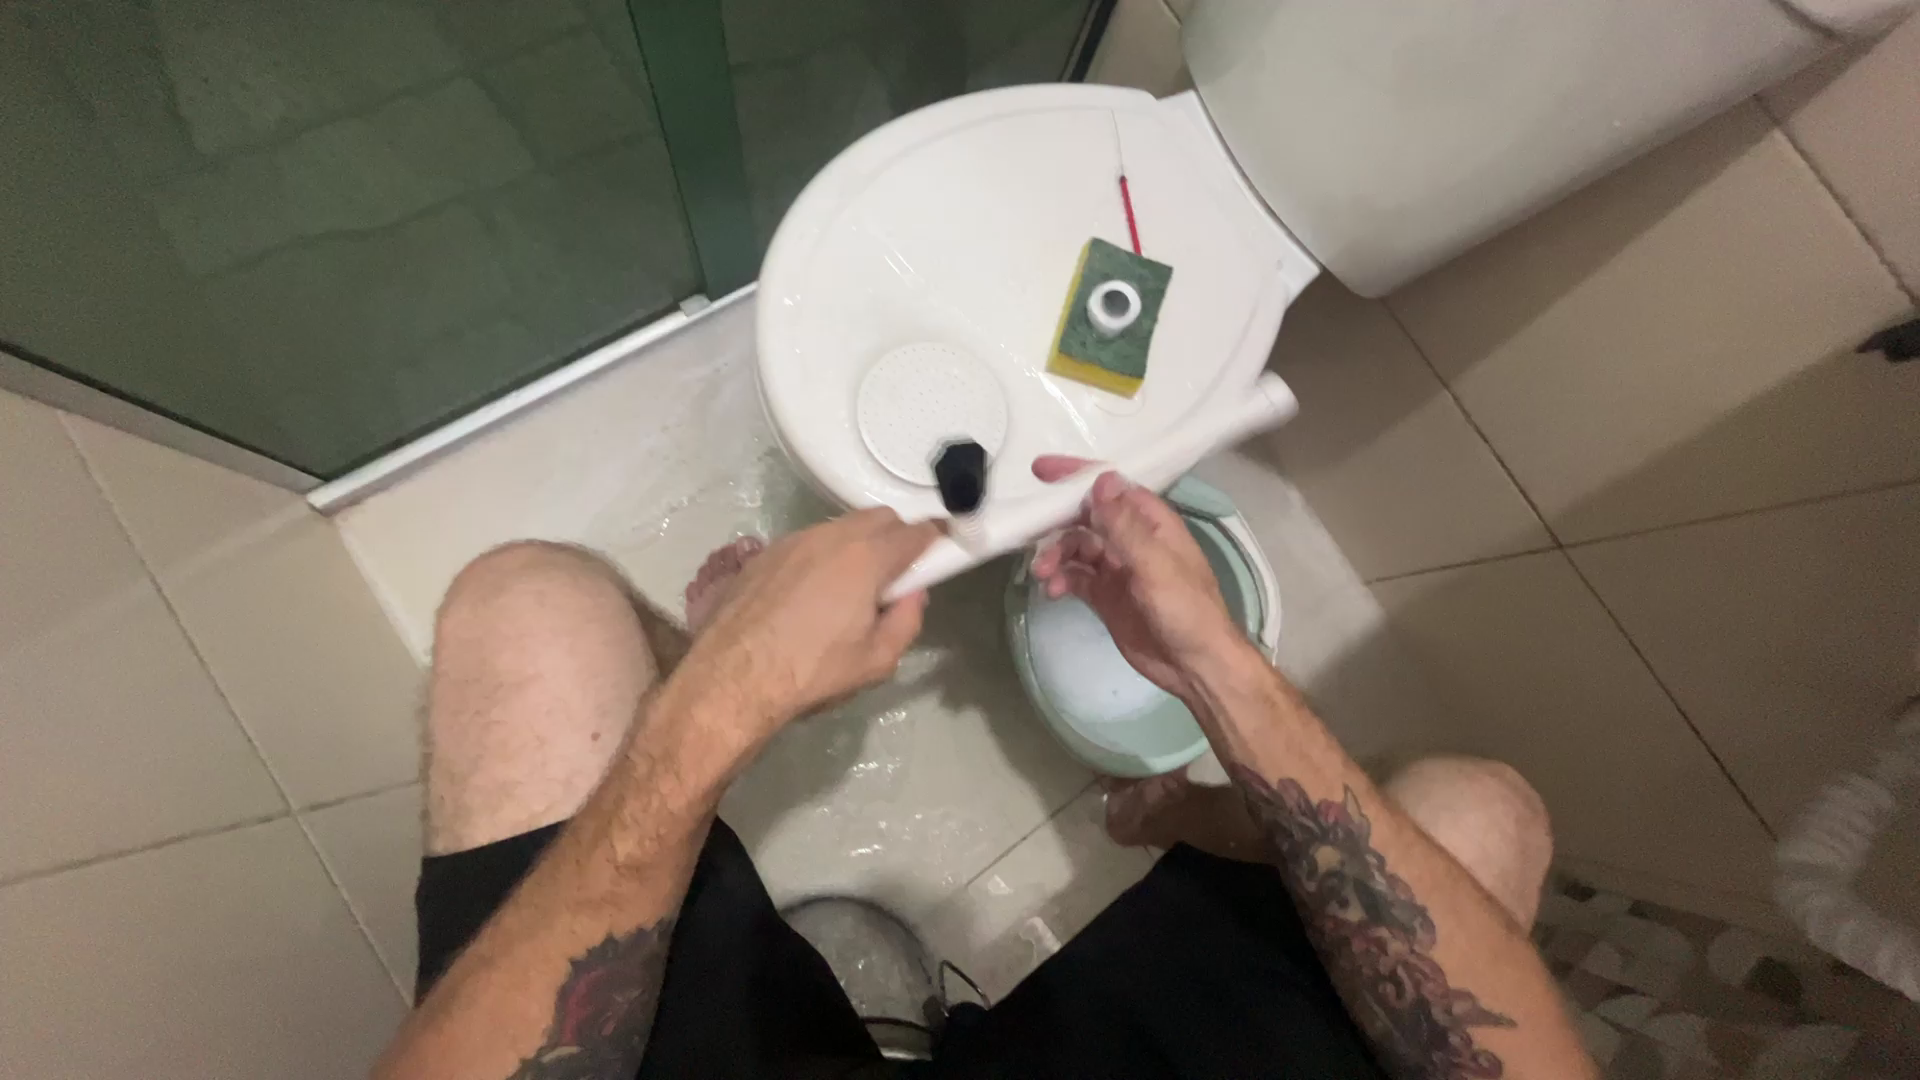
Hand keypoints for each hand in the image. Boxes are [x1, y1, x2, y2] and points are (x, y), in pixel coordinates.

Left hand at [677, 508, 938, 737]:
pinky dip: (822, 555)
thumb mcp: (877, 661)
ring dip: (857, 545)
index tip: (939, 553)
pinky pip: (808, 541)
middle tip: (894, 577)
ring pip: (840, 526)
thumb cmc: (812, 672)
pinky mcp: (763, 553)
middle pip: (879, 517)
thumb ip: (907, 620)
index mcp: (866, 558)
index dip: (934, 539)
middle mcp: (831, 537)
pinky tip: (810, 594)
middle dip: (896, 537)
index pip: (916, 532)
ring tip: (849, 588)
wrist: (730, 678)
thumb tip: (912, 595)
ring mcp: (793, 540)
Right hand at [1029, 457, 1247, 702]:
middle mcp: (1132, 539)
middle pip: (1086, 517)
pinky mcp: (1105, 595)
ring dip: (1056, 555)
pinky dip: (1059, 579)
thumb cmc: (1187, 610)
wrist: (1195, 667)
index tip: (1040, 471)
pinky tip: (1052, 591)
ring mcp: (1116, 567)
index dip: (1076, 476)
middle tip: (1029, 532)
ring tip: (1043, 574)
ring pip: (1076, 548)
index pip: (1110, 487)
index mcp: (1152, 523)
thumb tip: (1101, 480)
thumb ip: (1125, 526)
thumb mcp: (1156, 565)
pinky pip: (1074, 577)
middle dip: (1057, 522)